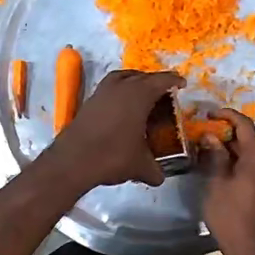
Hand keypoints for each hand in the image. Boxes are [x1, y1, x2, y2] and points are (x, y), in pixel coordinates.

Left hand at [37, 68, 183, 190]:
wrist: (73, 160)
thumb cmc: (113, 156)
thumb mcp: (139, 166)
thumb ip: (154, 170)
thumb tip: (158, 178)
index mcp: (139, 94)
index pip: (162, 80)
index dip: (174, 80)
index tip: (181, 84)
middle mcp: (121, 86)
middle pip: (142, 76)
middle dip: (154, 82)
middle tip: (163, 94)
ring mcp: (102, 91)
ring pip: (122, 77)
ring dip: (134, 82)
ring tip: (142, 96)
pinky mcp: (88, 101)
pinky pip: (109, 88)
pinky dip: (119, 92)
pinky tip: (122, 108)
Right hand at [198, 109, 254, 254]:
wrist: (247, 244)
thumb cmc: (229, 213)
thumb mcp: (217, 182)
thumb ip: (216, 155)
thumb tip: (211, 136)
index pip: (245, 126)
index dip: (228, 115)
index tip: (208, 113)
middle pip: (246, 137)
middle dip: (224, 129)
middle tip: (201, 128)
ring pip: (245, 150)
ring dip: (226, 144)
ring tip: (203, 143)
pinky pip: (245, 162)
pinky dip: (230, 156)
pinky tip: (212, 160)